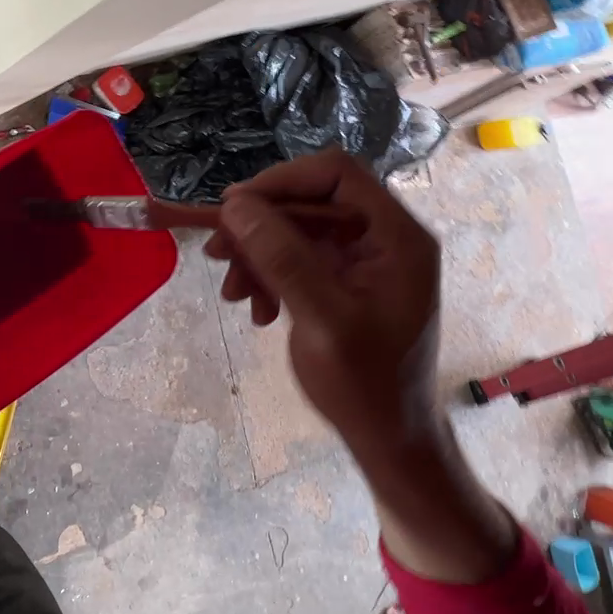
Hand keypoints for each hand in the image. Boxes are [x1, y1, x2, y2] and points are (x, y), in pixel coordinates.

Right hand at [207, 149, 516, 583]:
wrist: (388, 440)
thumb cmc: (366, 386)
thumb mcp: (321, 320)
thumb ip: (282, 258)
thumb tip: (235, 205)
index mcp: (396, 236)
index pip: (336, 174)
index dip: (282, 181)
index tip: (234, 206)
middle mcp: (381, 236)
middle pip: (308, 201)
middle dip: (259, 227)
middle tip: (216, 253)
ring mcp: (361, 258)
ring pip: (294, 228)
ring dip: (256, 254)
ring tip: (232, 293)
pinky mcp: (342, 278)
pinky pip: (294, 256)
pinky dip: (267, 276)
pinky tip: (256, 309)